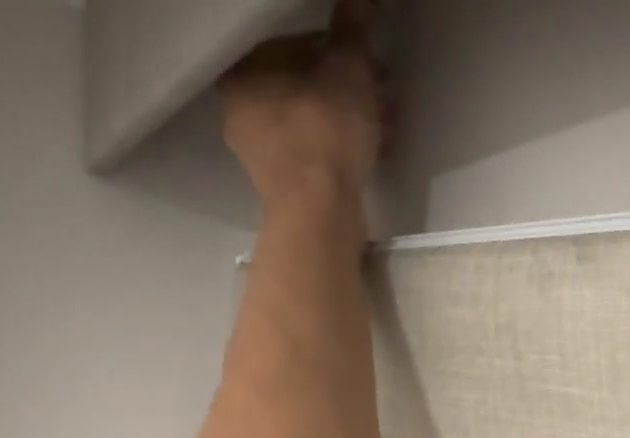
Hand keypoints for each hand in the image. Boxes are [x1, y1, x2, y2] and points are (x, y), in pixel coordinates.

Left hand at [218, 0, 383, 206]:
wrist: (319, 214)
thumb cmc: (325, 133)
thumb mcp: (347, 71)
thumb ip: (353, 31)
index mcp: (243, 74)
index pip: (293, 44)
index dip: (337, 46)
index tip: (368, 58)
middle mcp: (242, 112)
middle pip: (304, 84)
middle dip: (348, 85)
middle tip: (383, 89)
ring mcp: (261, 154)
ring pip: (313, 120)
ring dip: (351, 116)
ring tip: (387, 122)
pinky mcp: (285, 186)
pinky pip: (316, 152)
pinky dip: (343, 146)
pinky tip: (375, 149)